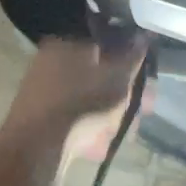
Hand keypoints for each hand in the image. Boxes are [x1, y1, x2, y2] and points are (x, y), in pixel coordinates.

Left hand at [2, 35, 147, 158]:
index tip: (148, 86)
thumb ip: (132, 58)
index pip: (106, 46)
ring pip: (86, 101)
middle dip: (123, 97)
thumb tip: (142, 37)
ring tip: (123, 135)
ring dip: (108, 117)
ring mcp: (41, 93)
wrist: (37, 147)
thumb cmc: (82, 105)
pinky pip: (71, 120)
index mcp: (67, 44)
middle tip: (141, 114)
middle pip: (97, 77)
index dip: (131, 66)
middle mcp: (50, 63)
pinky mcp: (38, 121)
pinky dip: (87, 131)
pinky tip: (99, 148)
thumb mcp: (117, 79)